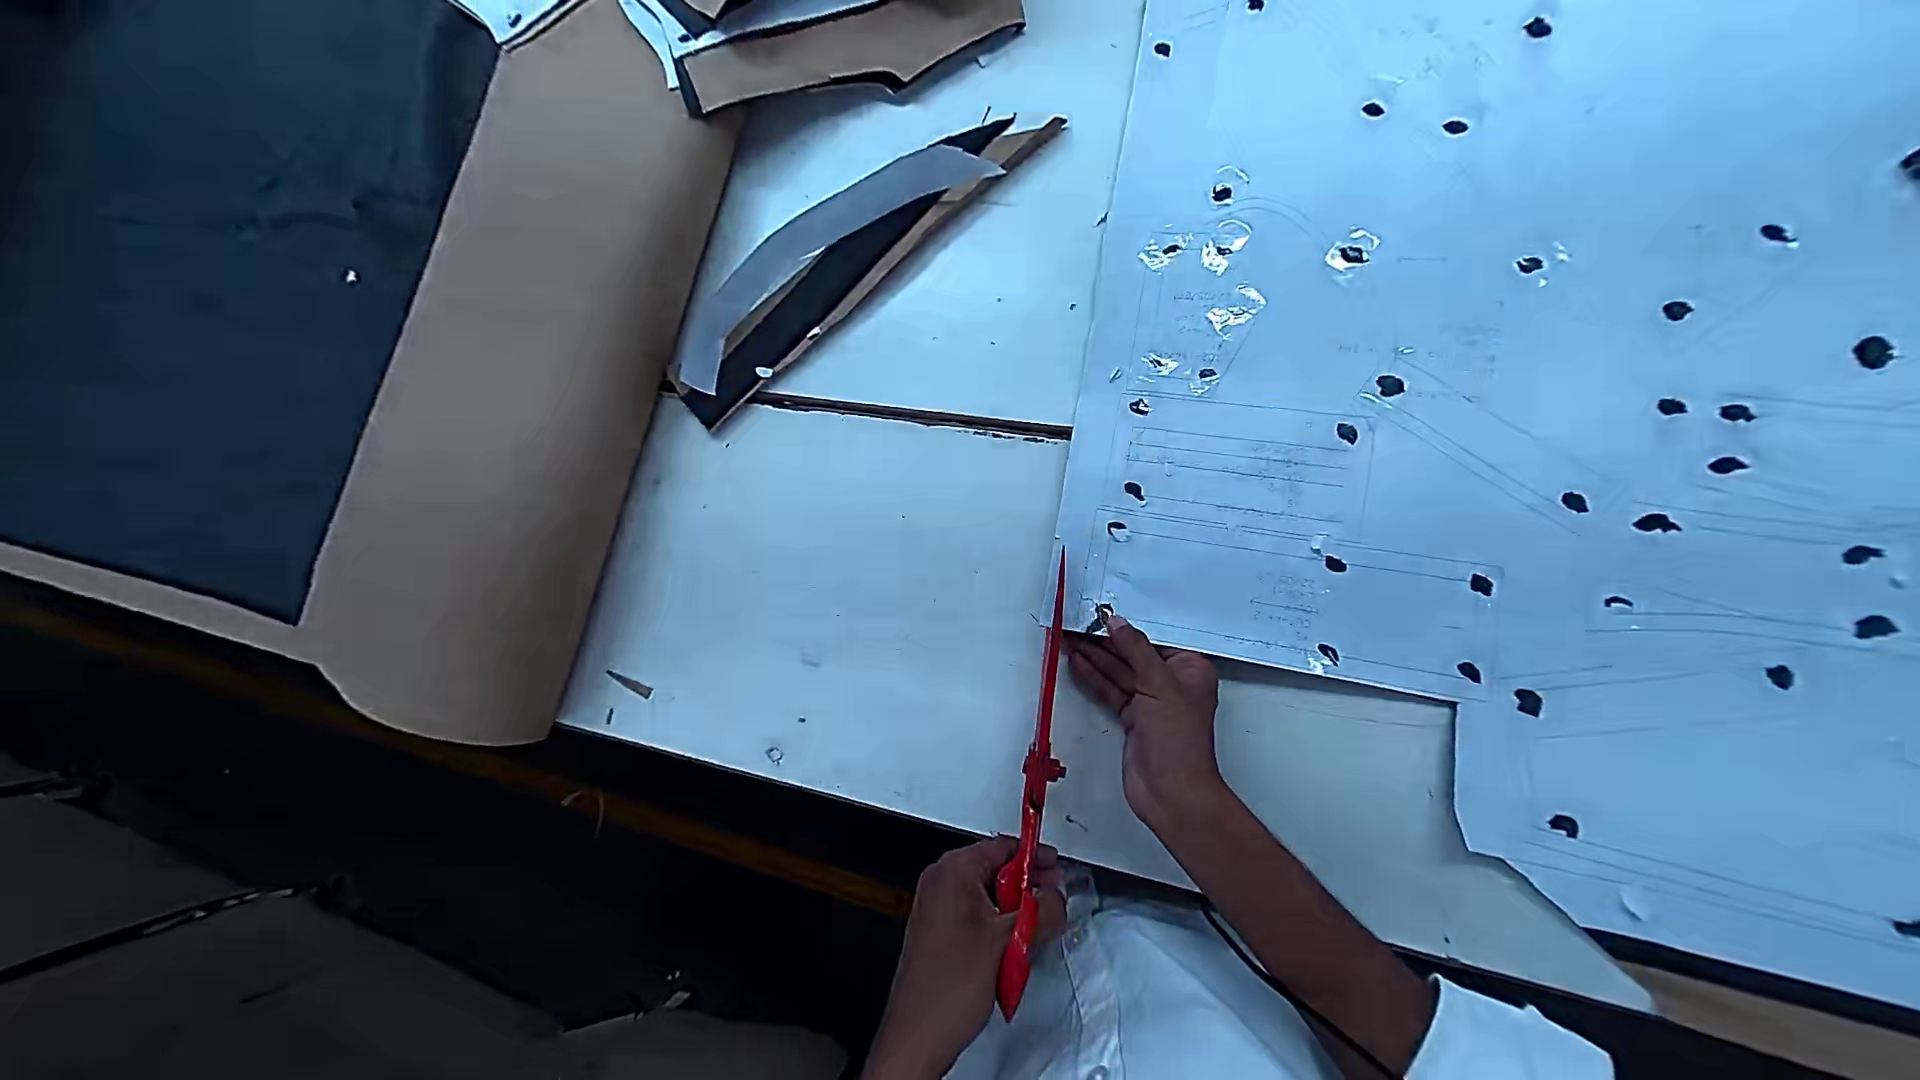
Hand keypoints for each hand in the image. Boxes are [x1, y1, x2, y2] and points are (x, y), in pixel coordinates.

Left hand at [864, 837, 1065, 1078]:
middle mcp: (941, 882)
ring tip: (1034, 930)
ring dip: (1014, 910)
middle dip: (1027, 887)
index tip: (1053, 864)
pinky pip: (977, 914)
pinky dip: (998, 924)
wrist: (918, 1034)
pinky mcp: (939, 929)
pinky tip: (1013, 947)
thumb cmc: (946, 988)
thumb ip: (1040, 912)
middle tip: (1051, 899)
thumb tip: (1056, 898)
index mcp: (953, 871)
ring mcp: (937, 905)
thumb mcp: (1008, 940)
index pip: (1002, 847)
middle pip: (995, 870)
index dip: (1033, 855)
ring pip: (988, 895)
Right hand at [1066, 614, 1225, 832]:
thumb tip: (1117, 622)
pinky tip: (1078, 662)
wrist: (1171, 792)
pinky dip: (1094, 677)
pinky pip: (1110, 690)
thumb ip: (1136, 649)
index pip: (1155, 638)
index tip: (1104, 611)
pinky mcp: (1133, 717)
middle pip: (1133, 653)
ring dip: (1095, 656)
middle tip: (1079, 623)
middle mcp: (1171, 682)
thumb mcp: (1159, 684)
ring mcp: (1150, 701)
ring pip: (1119, 671)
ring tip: (1071, 637)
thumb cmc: (1179, 741)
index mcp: (1190, 670)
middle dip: (1106, 640)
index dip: (1129, 625)